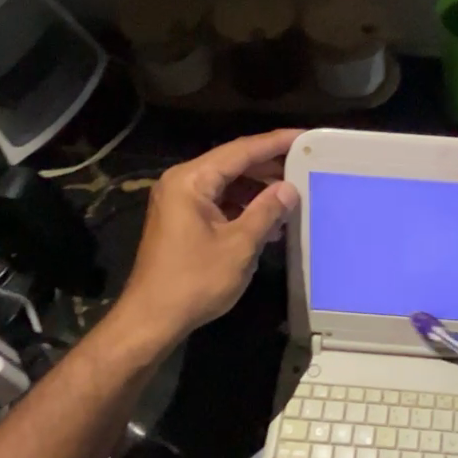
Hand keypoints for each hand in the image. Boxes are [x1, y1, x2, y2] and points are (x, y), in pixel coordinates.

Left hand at [112, 129, 301, 341]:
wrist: (151, 321)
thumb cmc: (194, 281)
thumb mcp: (240, 245)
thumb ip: (267, 211)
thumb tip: (290, 188)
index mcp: (191, 181)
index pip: (241, 150)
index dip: (275, 143)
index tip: (305, 137)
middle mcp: (182, 182)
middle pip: (233, 163)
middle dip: (269, 165)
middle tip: (306, 163)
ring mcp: (180, 201)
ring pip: (227, 183)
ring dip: (258, 189)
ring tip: (293, 194)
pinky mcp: (182, 220)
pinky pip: (219, 201)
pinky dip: (244, 206)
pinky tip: (270, 220)